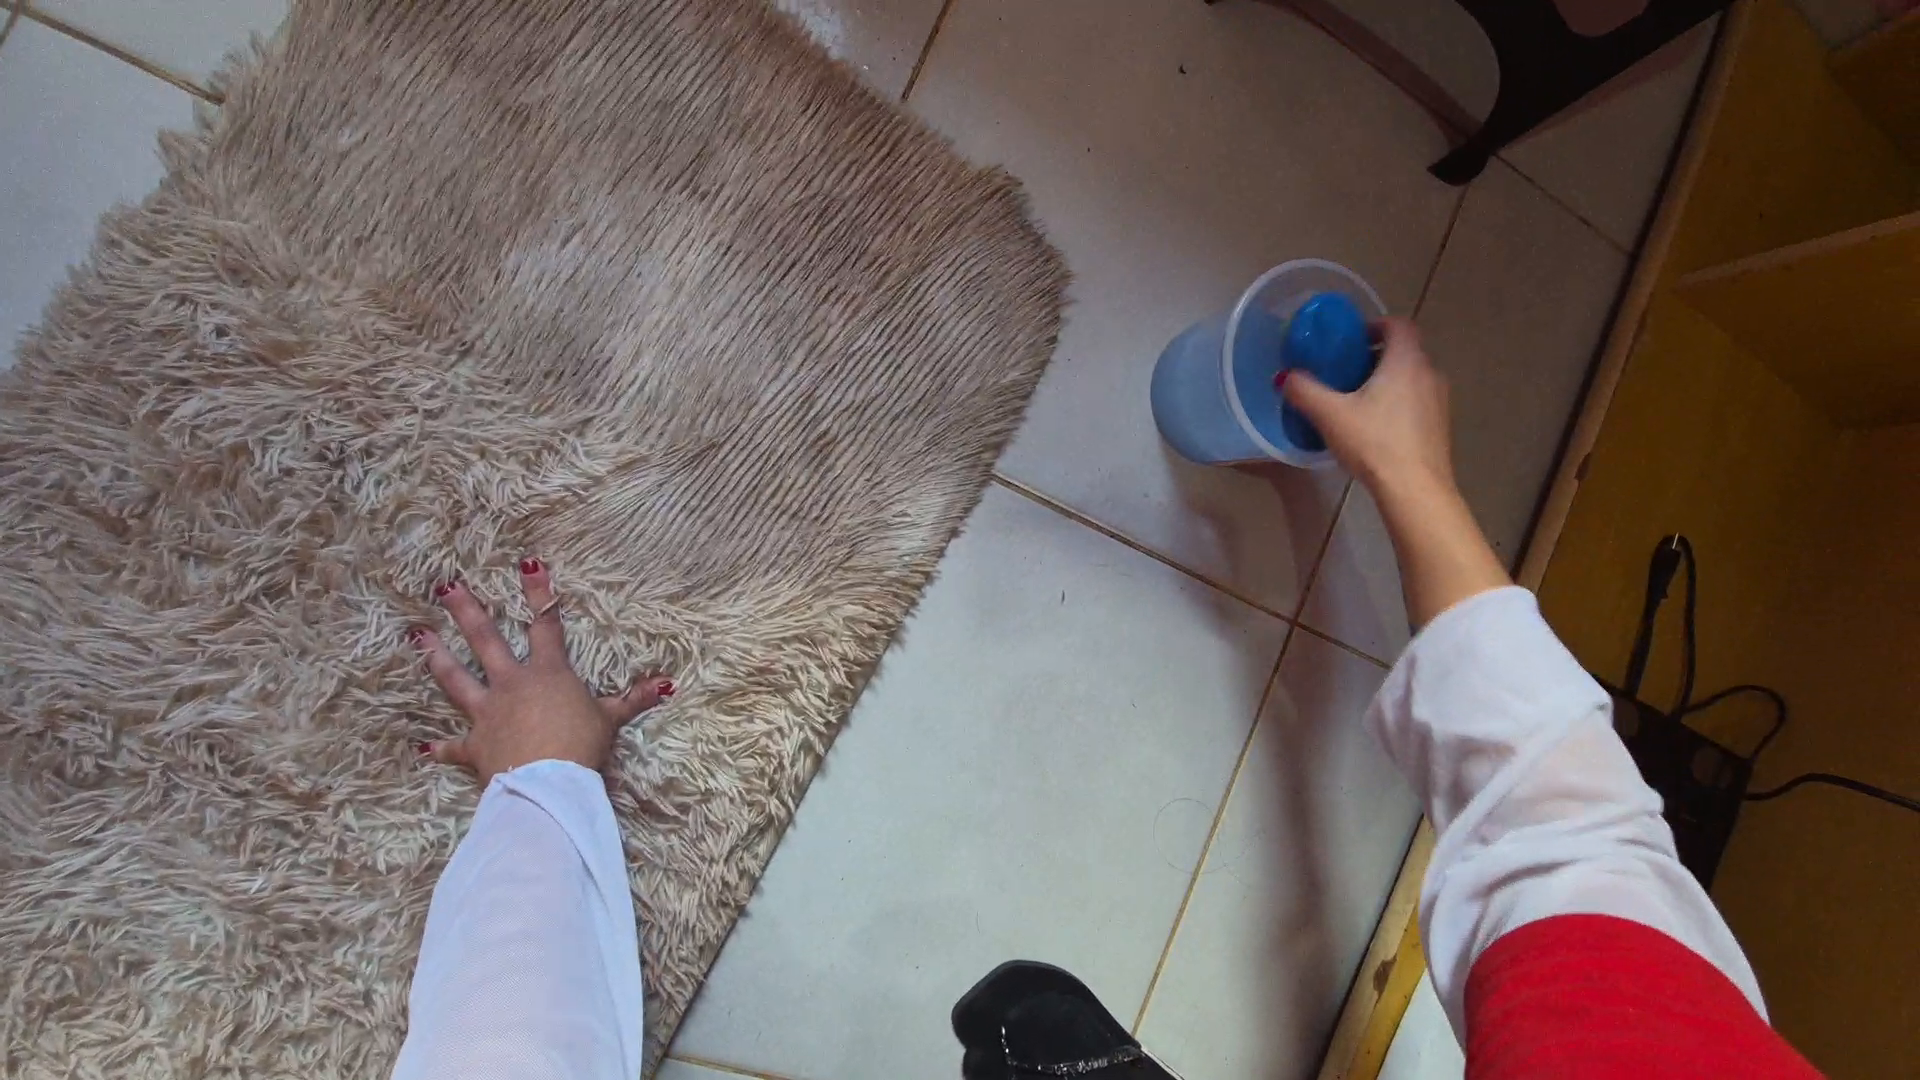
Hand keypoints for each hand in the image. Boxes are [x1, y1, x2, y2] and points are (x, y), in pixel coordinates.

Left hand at [409, 558, 671, 784]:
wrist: (547, 782)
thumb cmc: (581, 744)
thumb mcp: (611, 718)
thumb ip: (633, 699)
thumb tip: (667, 685)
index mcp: (548, 673)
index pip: (546, 625)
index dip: (539, 594)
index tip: (527, 565)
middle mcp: (513, 685)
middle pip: (487, 640)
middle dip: (468, 611)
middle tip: (448, 586)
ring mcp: (488, 713)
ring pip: (456, 679)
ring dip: (437, 657)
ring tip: (419, 636)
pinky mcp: (474, 745)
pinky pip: (454, 746)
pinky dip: (441, 748)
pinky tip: (426, 748)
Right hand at [1281, 317, 1453, 499]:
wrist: (1414, 487)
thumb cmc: (1373, 442)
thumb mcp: (1329, 414)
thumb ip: (1304, 390)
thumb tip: (1285, 377)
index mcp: (1406, 361)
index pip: (1398, 325)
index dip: (1374, 325)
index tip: (1349, 340)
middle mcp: (1429, 373)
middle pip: (1403, 352)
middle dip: (1373, 357)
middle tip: (1342, 373)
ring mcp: (1439, 401)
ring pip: (1410, 378)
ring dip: (1384, 381)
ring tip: (1354, 401)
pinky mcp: (1439, 425)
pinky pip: (1415, 401)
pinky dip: (1395, 402)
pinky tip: (1372, 427)